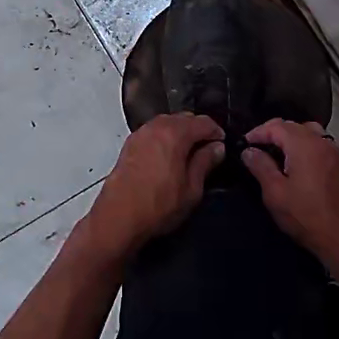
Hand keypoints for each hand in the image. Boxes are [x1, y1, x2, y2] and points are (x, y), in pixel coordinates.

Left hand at [78, 113, 225, 259]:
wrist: (117, 221)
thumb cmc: (158, 206)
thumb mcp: (191, 189)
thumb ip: (205, 162)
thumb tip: (216, 148)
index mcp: (175, 133)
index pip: (204, 122)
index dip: (216, 132)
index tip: (221, 145)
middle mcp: (156, 127)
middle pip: (185, 118)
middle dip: (198, 130)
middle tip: (207, 149)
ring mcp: (140, 134)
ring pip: (167, 123)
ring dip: (180, 132)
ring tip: (188, 153)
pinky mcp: (129, 145)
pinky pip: (153, 132)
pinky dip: (164, 138)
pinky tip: (168, 157)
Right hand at [240, 119, 338, 266]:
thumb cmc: (306, 215)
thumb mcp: (275, 193)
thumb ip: (261, 167)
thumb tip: (249, 151)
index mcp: (303, 144)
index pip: (276, 126)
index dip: (258, 132)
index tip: (245, 143)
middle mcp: (322, 141)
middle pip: (294, 126)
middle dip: (274, 132)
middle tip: (258, 147)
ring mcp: (336, 152)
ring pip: (311, 133)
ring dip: (293, 138)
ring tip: (278, 154)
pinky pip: (322, 145)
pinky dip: (308, 147)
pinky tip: (300, 165)